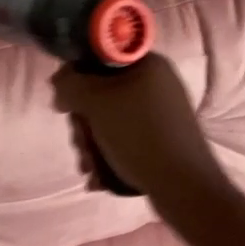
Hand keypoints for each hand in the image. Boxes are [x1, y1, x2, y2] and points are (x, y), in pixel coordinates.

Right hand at [51, 53, 230, 217]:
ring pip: (109, 119)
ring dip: (90, 142)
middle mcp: (156, 84)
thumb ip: (69, 85)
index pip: (98, 57)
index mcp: (147, 64)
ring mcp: (161, 114)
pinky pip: (125, 137)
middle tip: (79, 142)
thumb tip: (59, 86)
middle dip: (82, 122)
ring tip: (88, 166)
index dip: (74, 78)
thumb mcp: (95, 102)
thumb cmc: (138, 134)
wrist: (185, 188)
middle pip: (100, 92)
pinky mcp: (162, 140)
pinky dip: (107, 153)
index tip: (64, 102)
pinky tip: (98, 175)